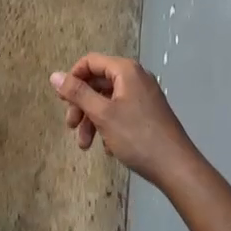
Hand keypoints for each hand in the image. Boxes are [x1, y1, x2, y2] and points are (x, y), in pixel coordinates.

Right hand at [51, 54, 199, 187]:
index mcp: (126, 71)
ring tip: (85, 145)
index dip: (73, 79)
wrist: (176, 167)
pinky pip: (121, 113)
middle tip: (70, 126)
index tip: (62, 101)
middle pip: (98, 83)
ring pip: (108, 101)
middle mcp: (136, 78)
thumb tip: (54, 75)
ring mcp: (144, 96)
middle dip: (81, 105)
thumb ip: (77, 93)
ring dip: (92, 121)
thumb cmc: (137, 136)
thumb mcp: (102, 114)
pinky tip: (108, 148)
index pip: (90, 62)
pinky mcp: (148, 114)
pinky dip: (109, 127)